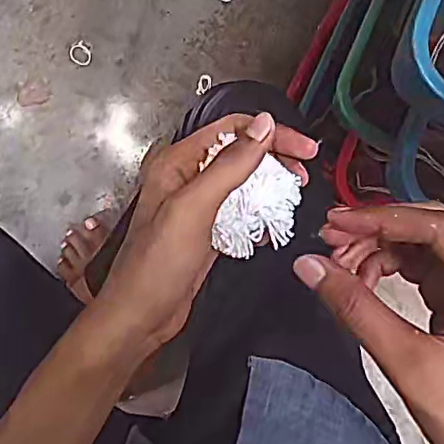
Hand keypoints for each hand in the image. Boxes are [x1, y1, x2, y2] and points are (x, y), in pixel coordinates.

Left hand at [91, 112, 318, 355]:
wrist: (140, 315)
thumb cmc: (153, 266)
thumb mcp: (194, 207)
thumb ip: (229, 165)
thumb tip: (261, 128)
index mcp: (176, 163)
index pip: (231, 130)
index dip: (269, 133)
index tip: (301, 147)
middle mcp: (186, 178)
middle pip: (240, 152)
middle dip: (275, 158)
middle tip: (302, 171)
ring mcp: (197, 204)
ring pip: (243, 181)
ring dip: (270, 184)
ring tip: (293, 193)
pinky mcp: (207, 228)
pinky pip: (240, 209)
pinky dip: (260, 211)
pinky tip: (273, 221)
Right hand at [293, 203, 443, 443]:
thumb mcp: (412, 365)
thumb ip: (358, 309)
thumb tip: (310, 266)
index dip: (384, 221)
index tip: (338, 222)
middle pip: (434, 230)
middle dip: (378, 233)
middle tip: (330, 239)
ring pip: (423, 244)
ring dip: (378, 248)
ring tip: (339, 264)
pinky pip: (422, 264)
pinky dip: (387, 266)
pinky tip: (360, 276)